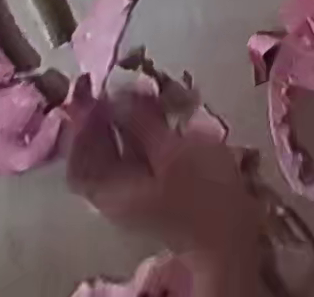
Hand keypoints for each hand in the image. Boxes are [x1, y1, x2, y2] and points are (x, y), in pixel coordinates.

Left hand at [65, 78, 268, 259]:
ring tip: (148, 87)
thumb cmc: (202, 193)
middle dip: (108, 113)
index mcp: (112, 192)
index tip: (91, 93)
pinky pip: (146, 145)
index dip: (80, 127)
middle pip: (101, 149)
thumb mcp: (170, 153)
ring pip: (125, 144)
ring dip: (132, 115)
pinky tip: (166, 103)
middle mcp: (121, 190)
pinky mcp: (164, 177)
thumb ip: (140, 123)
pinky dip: (150, 123)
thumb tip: (115, 96)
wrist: (235, 231)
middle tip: (119, 81)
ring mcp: (143, 184)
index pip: (79, 161)